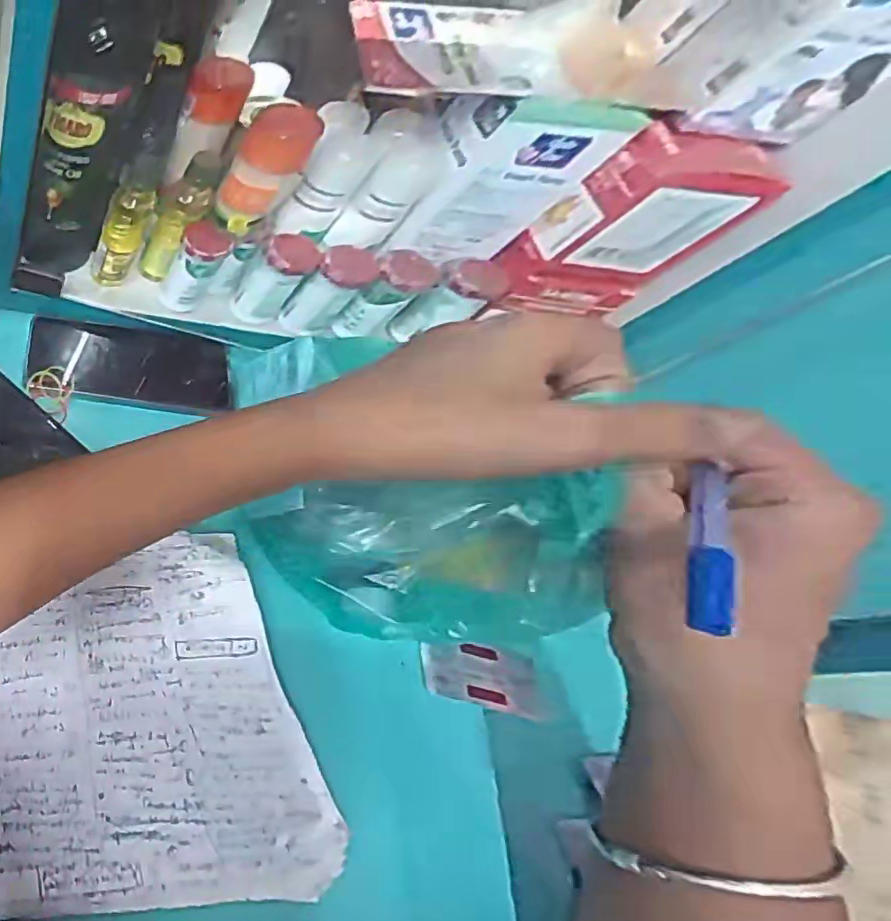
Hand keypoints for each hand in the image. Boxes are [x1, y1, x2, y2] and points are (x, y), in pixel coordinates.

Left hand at [289, 312, 732, 480]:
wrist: (328, 436)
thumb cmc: (441, 434)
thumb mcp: (554, 438)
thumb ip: (644, 433)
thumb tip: (730, 430)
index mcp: (536, 325)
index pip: (612, 359)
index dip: (599, 409)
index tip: (554, 444)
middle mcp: (488, 326)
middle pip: (559, 374)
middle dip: (551, 419)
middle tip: (512, 455)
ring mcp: (437, 350)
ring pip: (506, 389)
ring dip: (505, 425)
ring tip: (471, 455)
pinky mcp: (401, 376)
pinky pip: (459, 397)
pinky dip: (461, 422)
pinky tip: (437, 445)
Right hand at [609, 421, 880, 721]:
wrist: (708, 703)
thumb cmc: (686, 621)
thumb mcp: (647, 541)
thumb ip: (635, 482)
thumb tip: (609, 442)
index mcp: (815, 496)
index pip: (734, 429)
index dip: (659, 430)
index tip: (593, 446)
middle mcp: (823, 506)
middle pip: (723, 457)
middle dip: (653, 468)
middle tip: (592, 487)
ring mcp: (798, 534)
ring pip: (710, 487)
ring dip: (653, 496)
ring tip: (605, 514)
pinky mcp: (767, 556)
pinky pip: (712, 515)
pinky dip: (666, 519)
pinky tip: (631, 538)